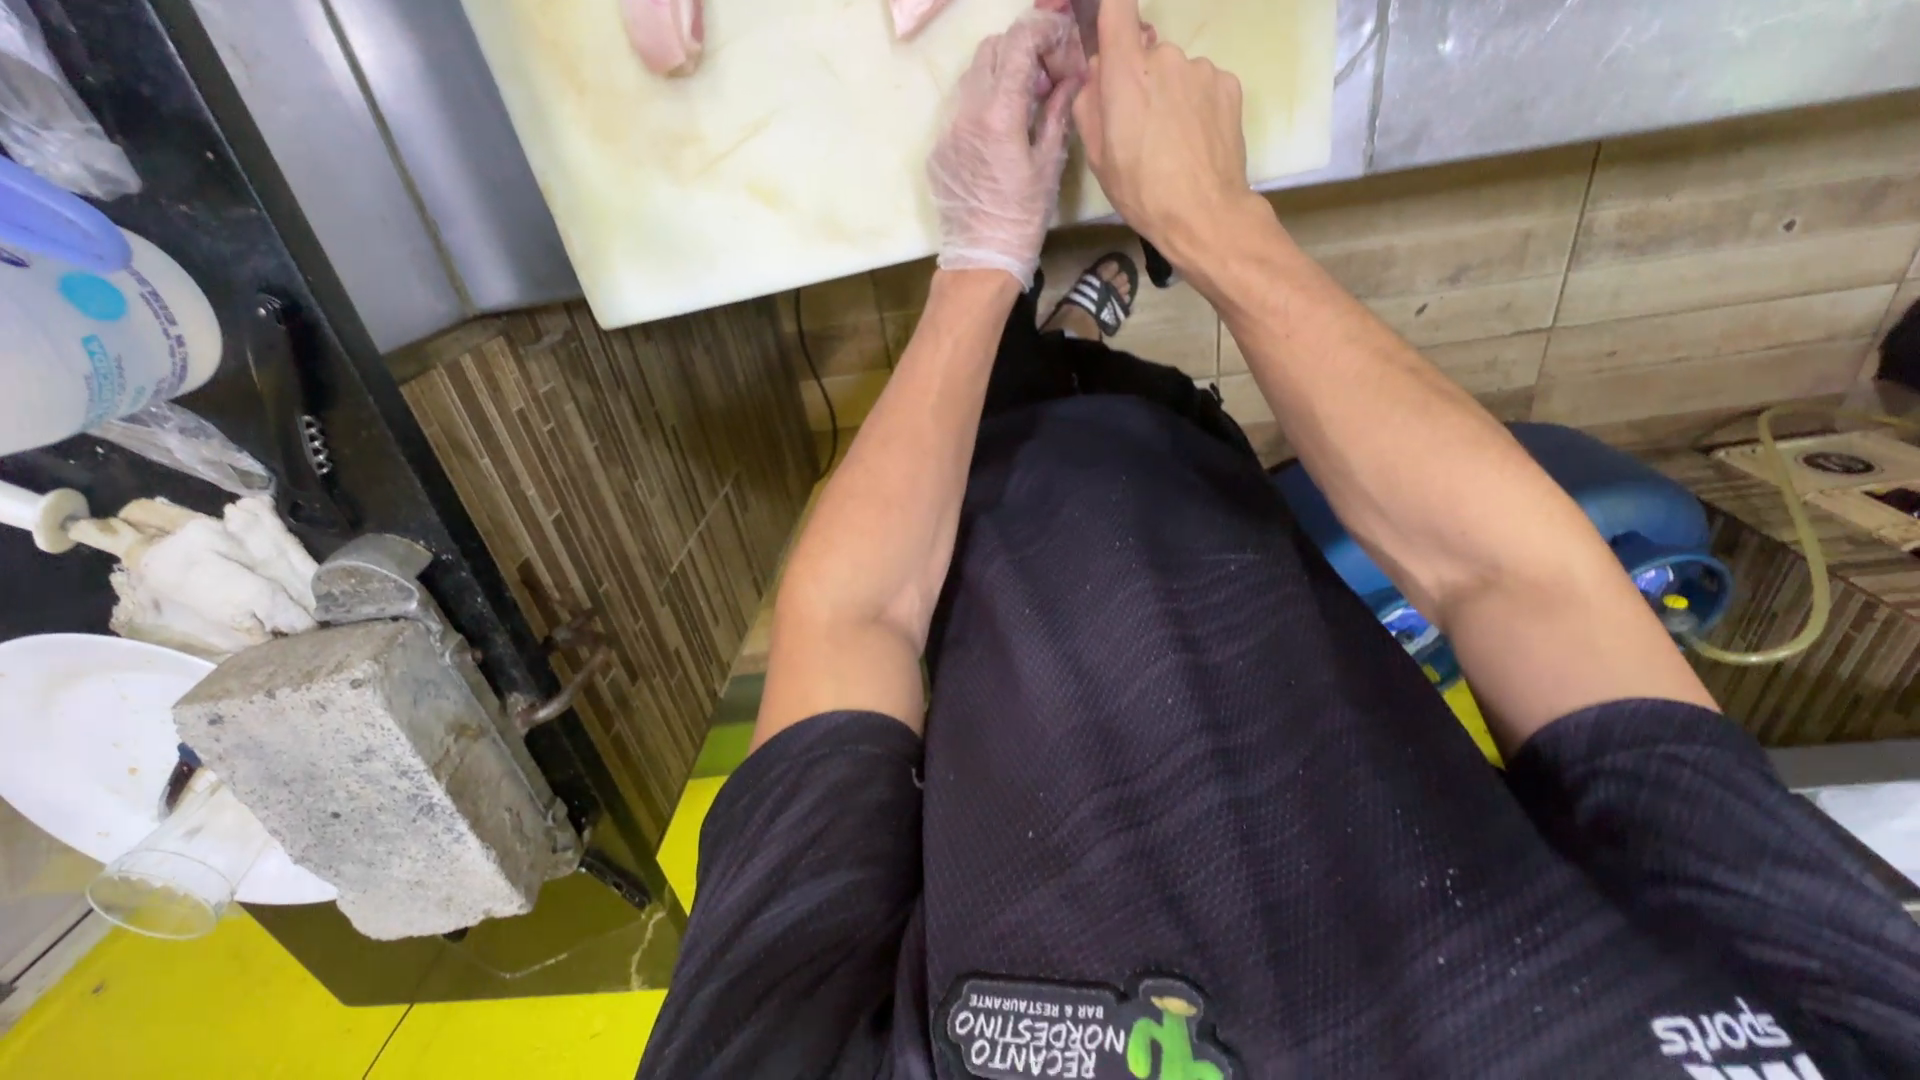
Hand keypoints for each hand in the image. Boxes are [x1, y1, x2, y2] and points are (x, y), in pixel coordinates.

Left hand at [929, 10, 1082, 289]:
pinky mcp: (938, 148)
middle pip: (992, 50)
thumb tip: (1069, 78)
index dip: (1045, 32)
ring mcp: (947, 130)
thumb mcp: (1049, 165)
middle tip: (1047, 77)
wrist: (980, 259)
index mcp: (999, 114)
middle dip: (1022, 51)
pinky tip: (1001, 131)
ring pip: (972, 76)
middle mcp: (966, 113)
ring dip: (1001, 75)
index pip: (1019, 42)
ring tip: (1026, 104)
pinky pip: (960, 108)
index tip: (1061, 45)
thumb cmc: (1022, 219)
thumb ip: (1058, 112)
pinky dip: (983, 104)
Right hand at [1073, 0, 1261, 270]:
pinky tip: (1195, 140)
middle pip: (1146, 53)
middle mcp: (1165, 56)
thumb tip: (1099, 73)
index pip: (1117, 8)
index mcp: (1126, 70)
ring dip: (1171, 95)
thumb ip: (1090, 103)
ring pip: (1176, 72)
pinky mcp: (1229, 84)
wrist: (1204, 214)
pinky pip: (1203, 86)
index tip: (1111, 34)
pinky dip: (1197, 106)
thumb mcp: (1096, 156)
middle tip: (1140, 128)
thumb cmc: (1141, 191)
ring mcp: (1202, 68)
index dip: (1112, 14)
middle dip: (1140, 80)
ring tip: (1172, 141)